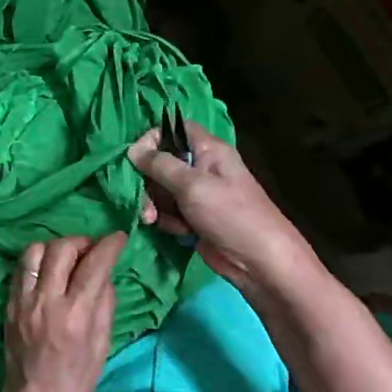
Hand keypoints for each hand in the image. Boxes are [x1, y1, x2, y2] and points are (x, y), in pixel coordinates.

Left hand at [0, 233, 123, 391]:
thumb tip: (105, 273)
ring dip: (56, 246)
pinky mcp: (9, 303)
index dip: (110, 244)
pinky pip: (21, 267)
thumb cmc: (76, 383)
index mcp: (75, 315)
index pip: (94, 264)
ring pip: (36, 250)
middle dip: (83, 241)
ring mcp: (23, 300)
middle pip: (62, 248)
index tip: (119, 237)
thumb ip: (104, 304)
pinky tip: (49, 269)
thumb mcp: (102, 345)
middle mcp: (46, 300)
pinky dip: (37, 260)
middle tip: (93, 250)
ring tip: (69, 257)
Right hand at [128, 122, 316, 288]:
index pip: (174, 129)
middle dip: (149, 181)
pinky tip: (177, 232)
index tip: (137, 158)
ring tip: (155, 220)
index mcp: (208, 149)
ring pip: (162, 189)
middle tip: (146, 199)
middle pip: (162, 162)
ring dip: (155, 204)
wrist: (259, 261)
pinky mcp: (195, 217)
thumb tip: (132, 149)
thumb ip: (160, 165)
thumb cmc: (230, 215)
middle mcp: (202, 167)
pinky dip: (167, 220)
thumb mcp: (192, 185)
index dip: (153, 139)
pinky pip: (170, 210)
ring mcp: (198, 193)